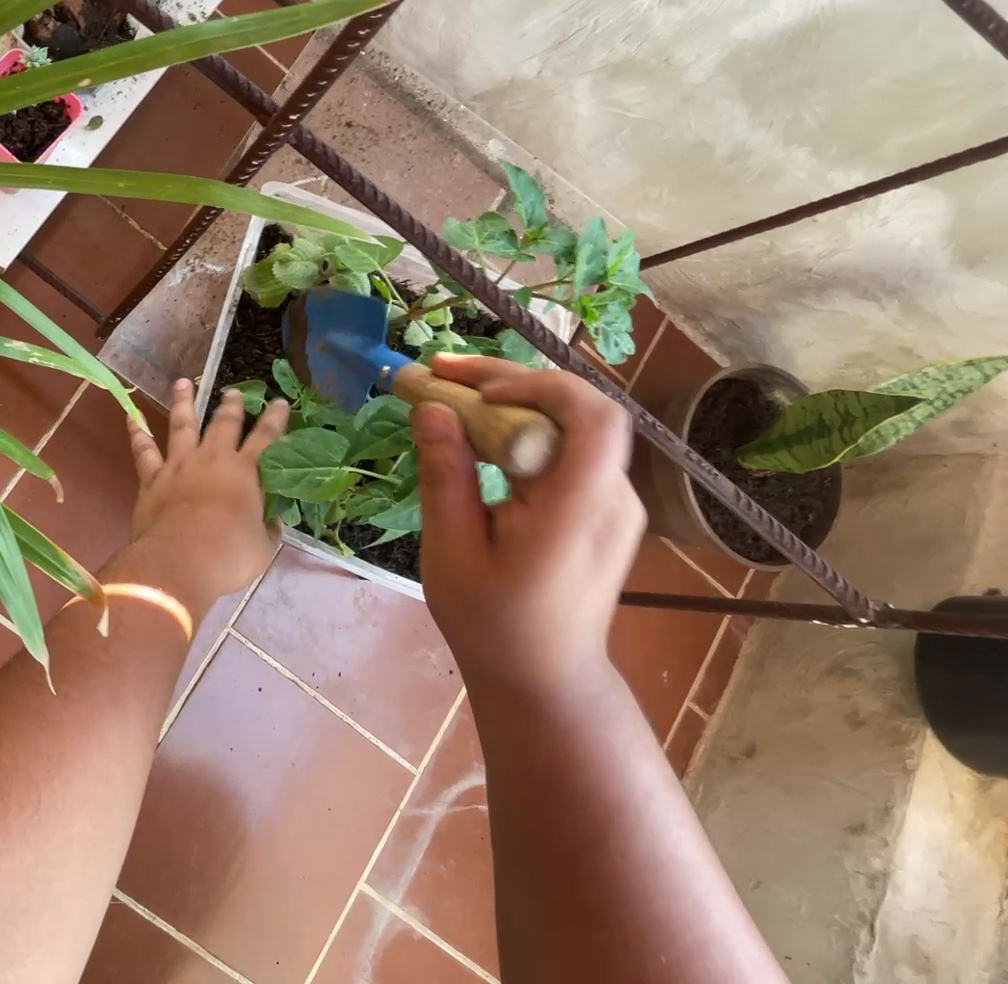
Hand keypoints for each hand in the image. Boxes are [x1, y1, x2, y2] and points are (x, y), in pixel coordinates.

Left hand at [120, 379, 288, 610]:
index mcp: (245, 472)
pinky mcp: (152, 478)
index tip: (280, 402)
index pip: (266, 439)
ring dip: (184, 402)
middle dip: (231, 406)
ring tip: (184, 382)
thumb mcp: (262, 547)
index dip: (275, 419)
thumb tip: (272, 521)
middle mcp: (212, 460)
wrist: (180, 561)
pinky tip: (131, 416)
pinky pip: (143, 450)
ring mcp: (179, 466)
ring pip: (182, 424)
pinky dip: (137, 432)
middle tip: (234, 392)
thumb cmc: (229, 556)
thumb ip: (267, 529)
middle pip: (223, 424)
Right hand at [414, 355, 645, 695]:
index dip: (538, 386)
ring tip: (451, 392)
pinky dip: (522, 429)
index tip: (474, 391)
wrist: (542, 676)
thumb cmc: (490, 622)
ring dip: (513, 401)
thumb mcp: (451, 551)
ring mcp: (613, 503)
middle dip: (509, 380)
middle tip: (440, 370)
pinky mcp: (601, 508)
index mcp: (577, 512)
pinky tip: (480, 432)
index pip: (592, 418)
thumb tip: (433, 409)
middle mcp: (611, 498)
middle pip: (578, 411)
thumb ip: (445, 477)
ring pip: (571, 426)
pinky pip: (566, 450)